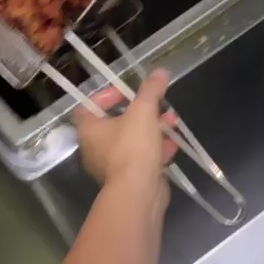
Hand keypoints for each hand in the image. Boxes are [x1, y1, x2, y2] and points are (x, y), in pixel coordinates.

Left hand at [73, 68, 178, 190]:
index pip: (89, 106)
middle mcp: (95, 148)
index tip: (126, 91)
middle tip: (157, 105)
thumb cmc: (133, 148)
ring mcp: (112, 166)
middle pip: (115, 123)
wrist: (139, 192)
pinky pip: (141, 159)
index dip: (106, 95)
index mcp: (89, 130)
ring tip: (173, 122)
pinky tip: (175, 144)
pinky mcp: (129, 179)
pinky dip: (156, 150)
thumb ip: (151, 90)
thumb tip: (161, 71)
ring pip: (132, 141)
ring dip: (152, 130)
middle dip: (140, 112)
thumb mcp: (143, 112)